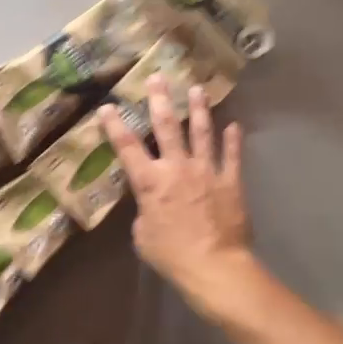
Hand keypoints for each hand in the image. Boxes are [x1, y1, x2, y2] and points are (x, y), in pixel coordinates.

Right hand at [98, 74, 254, 307]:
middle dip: (159, 100)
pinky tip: (234, 125)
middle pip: (166, 127)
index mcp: (150, 182)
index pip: (127, 147)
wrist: (214, 265)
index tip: (108, 106)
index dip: (115, 125)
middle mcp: (177, 168)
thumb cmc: (171, 255)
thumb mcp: (143, 235)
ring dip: (198, 109)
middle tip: (157, 78)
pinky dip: (233, 140)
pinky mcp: (230, 181)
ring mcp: (206, 171)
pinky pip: (231, 155)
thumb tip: (152, 202)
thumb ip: (146, 211)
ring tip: (197, 89)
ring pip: (201, 132)